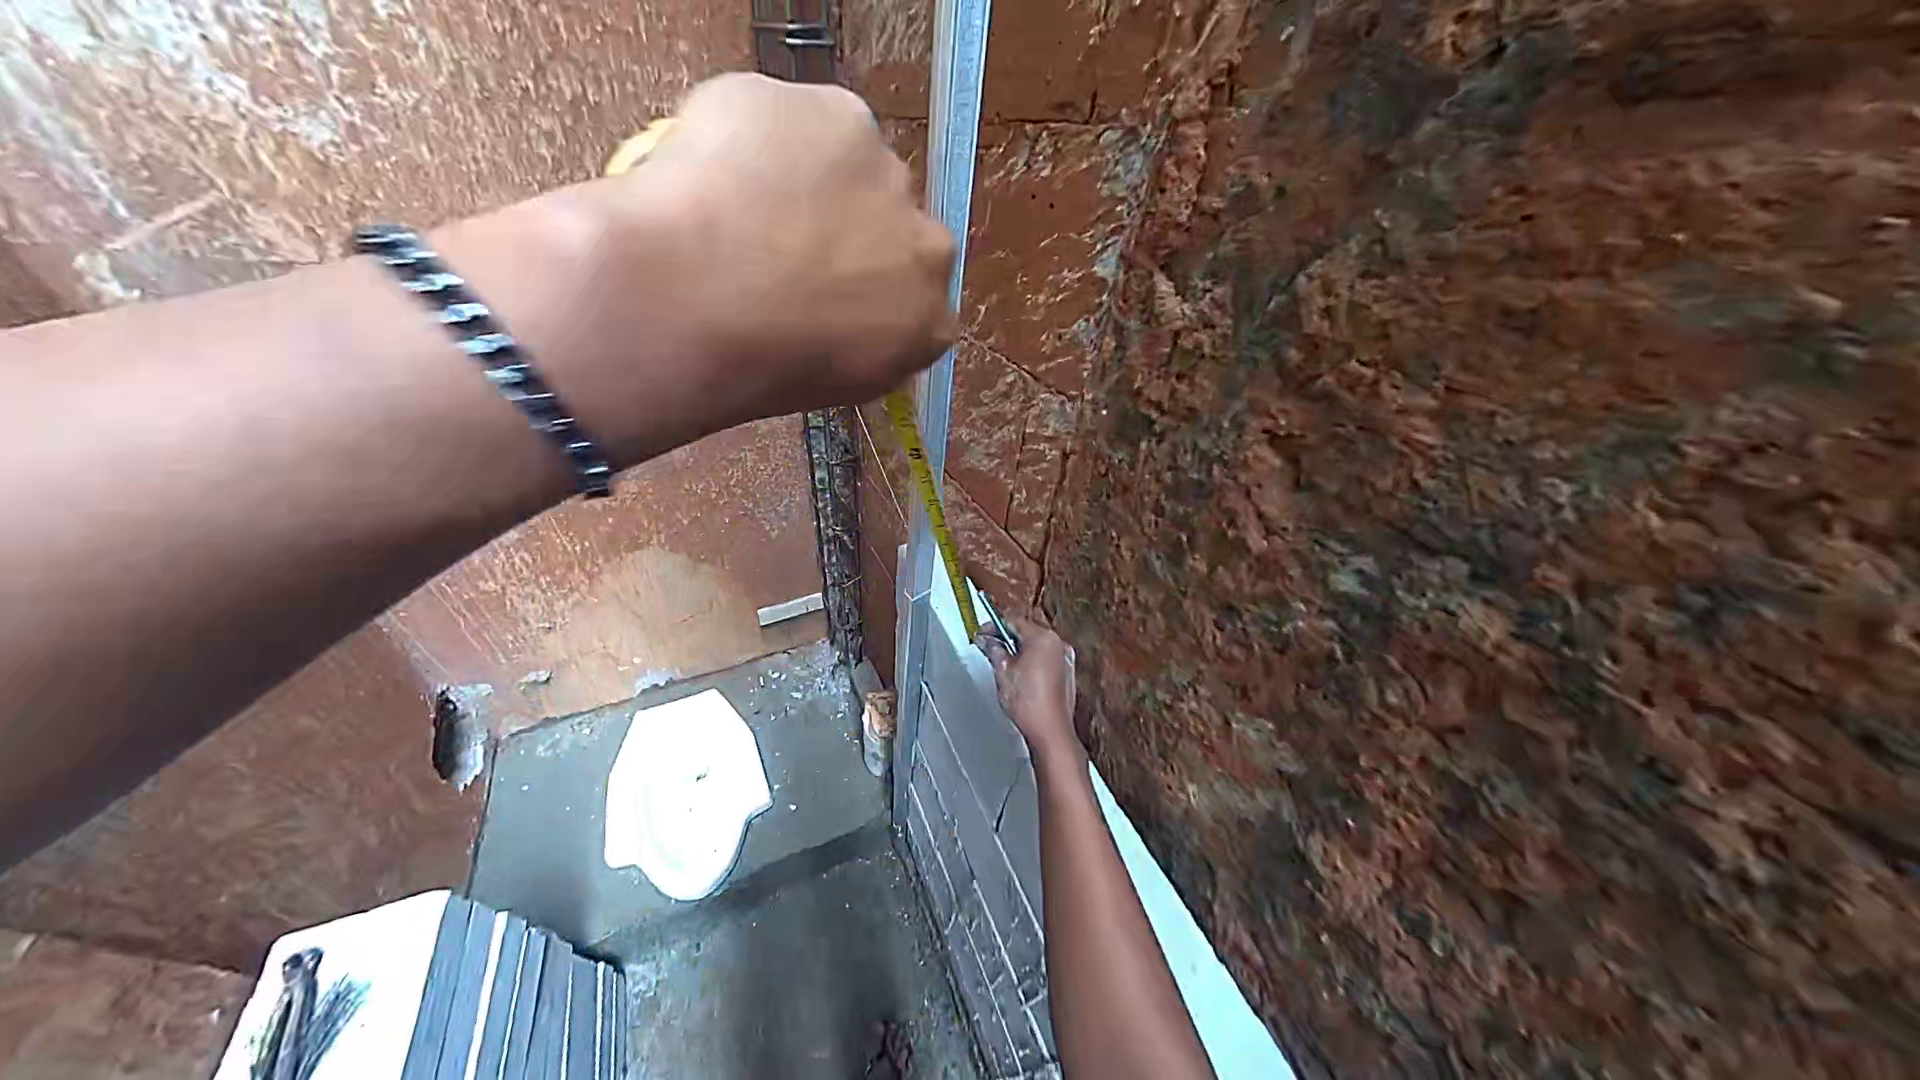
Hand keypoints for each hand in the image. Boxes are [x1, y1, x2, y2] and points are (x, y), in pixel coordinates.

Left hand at [603, 73, 955, 416]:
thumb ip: (856, 341)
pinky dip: (765, 136)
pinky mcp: (843, 117)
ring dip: (808, 179)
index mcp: (929, 324)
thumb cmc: (757, 366)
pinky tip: (724, 172)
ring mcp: (891, 177)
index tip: (827, 289)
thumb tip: (828, 318)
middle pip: (894, 226)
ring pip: (852, 168)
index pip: (916, 300)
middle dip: (851, 228)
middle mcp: (928, 249)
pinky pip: (803, 122)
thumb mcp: (830, 384)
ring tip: (742, 209)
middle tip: (783, 244)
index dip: (868, 288)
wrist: (701, 302)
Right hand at [979, 619, 1084, 767]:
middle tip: (988, 646)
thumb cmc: (1030, 704)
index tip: (982, 633)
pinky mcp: (1067, 672)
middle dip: (1006, 637)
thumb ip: (993, 649)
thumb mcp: (1002, 671)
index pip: (1013, 621)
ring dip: (1018, 649)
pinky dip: (1031, 660)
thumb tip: (987, 640)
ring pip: (1036, 645)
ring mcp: (1065, 658)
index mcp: (1043, 638)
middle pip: (1026, 631)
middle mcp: (1058, 644)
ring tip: (1001, 662)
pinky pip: (1045, 658)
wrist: (1050, 731)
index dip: (993, 626)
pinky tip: (1019, 674)